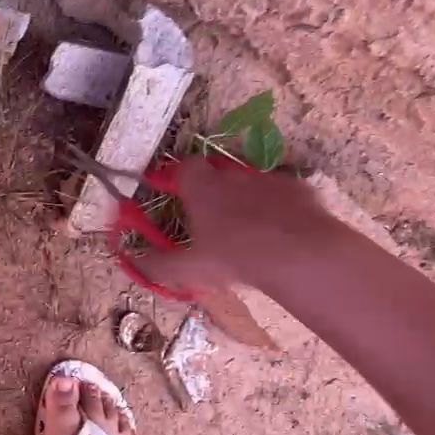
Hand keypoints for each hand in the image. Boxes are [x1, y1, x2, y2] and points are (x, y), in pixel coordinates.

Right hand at [131, 158, 348, 292]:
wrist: (301, 255)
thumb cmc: (235, 257)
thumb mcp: (189, 268)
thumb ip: (158, 263)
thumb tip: (133, 261)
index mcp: (202, 188)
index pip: (184, 166)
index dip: (179, 176)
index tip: (175, 191)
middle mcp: (233, 176)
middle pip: (217, 171)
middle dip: (213, 187)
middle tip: (211, 214)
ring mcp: (269, 179)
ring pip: (250, 181)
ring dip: (245, 196)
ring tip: (248, 225)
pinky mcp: (300, 189)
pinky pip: (282, 192)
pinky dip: (278, 204)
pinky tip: (280, 228)